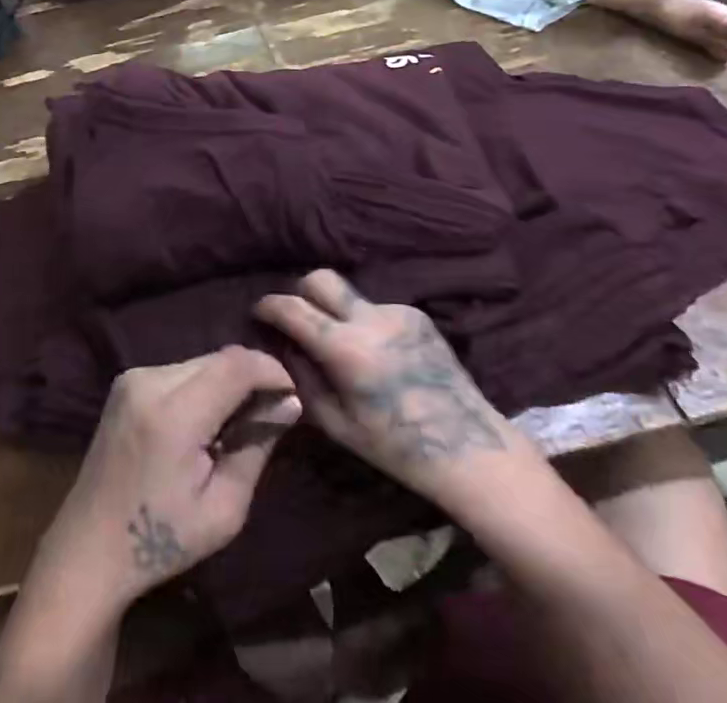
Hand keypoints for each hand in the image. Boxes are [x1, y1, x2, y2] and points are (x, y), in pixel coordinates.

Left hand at [30, 347, 299, 612]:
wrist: (90, 546)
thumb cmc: (161, 539)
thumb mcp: (225, 507)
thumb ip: (256, 446)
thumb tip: (289, 404)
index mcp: (172, 414)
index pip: (236, 365)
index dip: (273, 372)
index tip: (294, 397)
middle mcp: (148, 382)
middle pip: (219, 359)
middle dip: (252, 380)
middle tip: (271, 416)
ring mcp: (131, 379)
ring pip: (200, 363)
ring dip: (227, 384)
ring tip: (236, 426)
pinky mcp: (125, 384)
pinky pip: (179, 372)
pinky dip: (202, 388)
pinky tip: (205, 424)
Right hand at [254, 270, 504, 497]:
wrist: (469, 448)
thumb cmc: (393, 446)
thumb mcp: (332, 421)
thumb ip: (300, 376)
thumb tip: (280, 345)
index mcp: (345, 348)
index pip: (292, 307)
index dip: (267, 306)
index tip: (257, 314)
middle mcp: (370, 318)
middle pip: (320, 278)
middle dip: (300, 293)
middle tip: (297, 320)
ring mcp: (398, 313)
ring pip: (349, 294)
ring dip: (334, 312)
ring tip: (342, 348)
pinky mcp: (418, 317)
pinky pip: (375, 309)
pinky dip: (363, 323)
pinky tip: (376, 355)